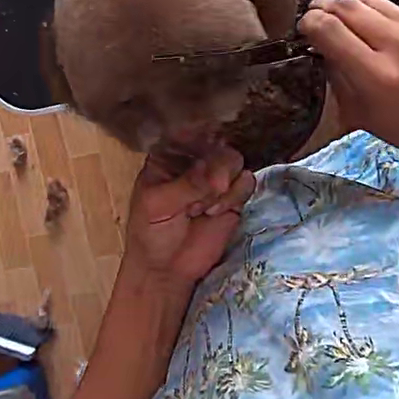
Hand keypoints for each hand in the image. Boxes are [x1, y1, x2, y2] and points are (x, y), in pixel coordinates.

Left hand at [120, 146, 255, 293]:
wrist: (168, 269)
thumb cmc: (151, 232)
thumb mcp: (158, 205)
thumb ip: (187, 185)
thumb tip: (218, 176)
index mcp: (169, 153)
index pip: (187, 129)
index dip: (199, 134)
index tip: (202, 152)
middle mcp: (195, 158)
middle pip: (218, 144)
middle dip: (215, 169)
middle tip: (206, 192)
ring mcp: (217, 175)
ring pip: (235, 160)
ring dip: (223, 186)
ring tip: (202, 209)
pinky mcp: (234, 195)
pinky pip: (247, 181)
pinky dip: (234, 197)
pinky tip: (215, 213)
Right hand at [299, 0, 398, 175]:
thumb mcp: (370, 119)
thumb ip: (342, 81)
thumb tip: (323, 51)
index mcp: (378, 76)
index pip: (328, 28)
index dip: (308, 24)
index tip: (305, 30)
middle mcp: (398, 45)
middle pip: (346, 4)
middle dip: (324, 6)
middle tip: (316, 16)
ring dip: (349, 5)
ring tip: (344, 20)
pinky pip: (395, 8)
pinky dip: (378, 15)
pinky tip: (378, 31)